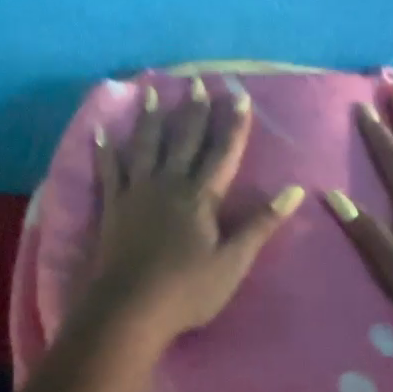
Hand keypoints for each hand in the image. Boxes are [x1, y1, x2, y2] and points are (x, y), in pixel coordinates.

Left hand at [84, 78, 303, 342]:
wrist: (130, 308)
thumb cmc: (188, 290)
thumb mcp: (233, 262)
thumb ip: (261, 224)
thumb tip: (293, 190)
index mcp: (201, 197)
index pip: (223, 152)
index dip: (233, 124)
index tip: (238, 96)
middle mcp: (169, 183)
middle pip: (184, 139)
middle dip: (193, 110)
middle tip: (196, 83)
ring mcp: (138, 191)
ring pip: (146, 145)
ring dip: (149, 117)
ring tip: (150, 91)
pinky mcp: (113, 205)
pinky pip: (108, 170)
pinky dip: (104, 150)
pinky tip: (98, 131)